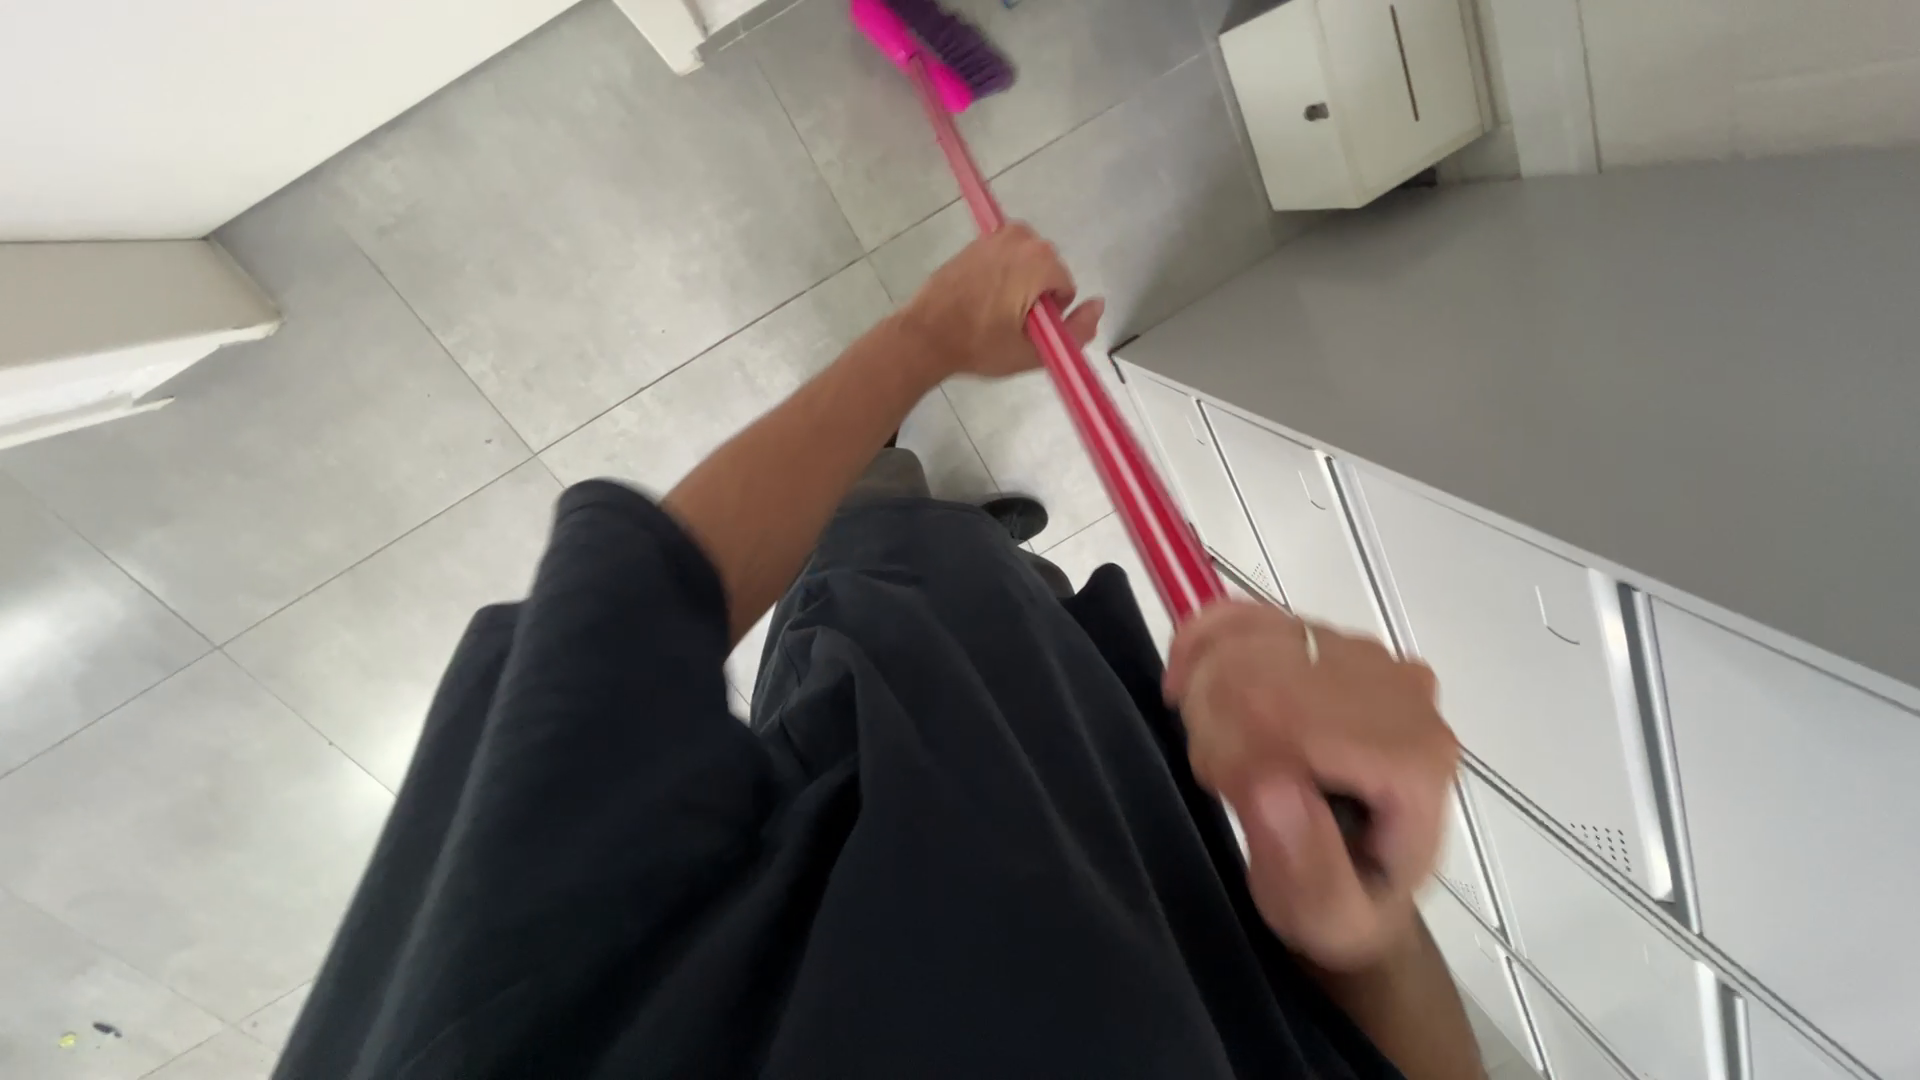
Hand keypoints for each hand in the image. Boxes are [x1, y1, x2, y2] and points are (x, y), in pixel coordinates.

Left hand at [896, 223, 1105, 378]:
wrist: (927, 335)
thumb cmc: (980, 345)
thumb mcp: (1034, 351)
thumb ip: (1076, 331)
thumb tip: (1099, 304)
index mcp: (1041, 259)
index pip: (1066, 289)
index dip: (1049, 315)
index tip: (1024, 329)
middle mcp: (1022, 236)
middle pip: (1048, 271)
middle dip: (1035, 295)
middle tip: (1007, 323)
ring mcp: (996, 234)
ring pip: (1026, 265)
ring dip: (1019, 286)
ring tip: (993, 313)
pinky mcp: (976, 241)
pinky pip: (1004, 259)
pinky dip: (1000, 277)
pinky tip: (980, 300)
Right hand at [1164, 602, 1457, 971]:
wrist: (1363, 872)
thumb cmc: (1342, 902)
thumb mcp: (1327, 915)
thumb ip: (1307, 865)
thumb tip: (1270, 782)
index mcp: (1411, 760)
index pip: (1291, 722)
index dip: (1232, 753)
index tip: (1221, 791)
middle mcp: (1398, 692)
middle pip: (1262, 671)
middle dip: (1213, 723)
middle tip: (1215, 772)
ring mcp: (1363, 656)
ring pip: (1246, 638)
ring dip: (1204, 690)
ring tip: (1214, 741)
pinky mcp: (1324, 636)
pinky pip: (1243, 615)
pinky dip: (1201, 642)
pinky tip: (1191, 682)